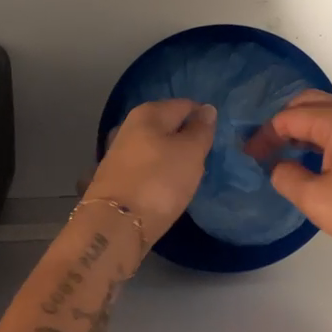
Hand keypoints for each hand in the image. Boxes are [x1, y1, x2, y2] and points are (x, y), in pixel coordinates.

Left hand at [86, 99, 216, 240]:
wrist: (115, 225)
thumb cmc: (159, 181)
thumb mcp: (190, 153)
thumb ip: (201, 130)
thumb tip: (206, 110)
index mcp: (148, 113)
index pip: (185, 105)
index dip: (203, 118)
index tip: (216, 138)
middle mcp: (129, 127)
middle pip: (167, 126)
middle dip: (186, 138)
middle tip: (204, 159)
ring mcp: (118, 153)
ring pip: (155, 148)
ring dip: (171, 158)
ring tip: (188, 176)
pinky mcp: (114, 177)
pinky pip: (145, 167)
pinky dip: (158, 173)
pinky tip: (166, 187)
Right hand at [265, 91, 331, 261]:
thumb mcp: (313, 198)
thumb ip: (285, 176)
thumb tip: (279, 167)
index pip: (290, 117)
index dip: (266, 134)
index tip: (250, 155)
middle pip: (311, 103)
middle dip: (284, 121)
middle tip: (266, 146)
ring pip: (329, 114)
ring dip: (304, 128)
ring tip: (285, 153)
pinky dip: (322, 136)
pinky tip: (313, 161)